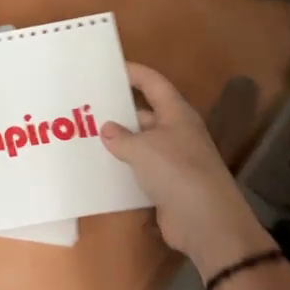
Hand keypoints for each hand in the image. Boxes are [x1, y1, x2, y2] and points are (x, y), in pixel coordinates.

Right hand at [99, 63, 273, 270]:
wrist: (206, 222)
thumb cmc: (177, 172)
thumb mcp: (143, 149)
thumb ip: (121, 137)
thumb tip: (106, 128)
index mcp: (176, 114)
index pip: (153, 83)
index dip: (133, 72)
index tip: (107, 67)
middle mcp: (176, 133)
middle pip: (144, 113)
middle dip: (117, 110)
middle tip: (84, 106)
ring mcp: (172, 160)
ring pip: (139, 143)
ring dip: (117, 141)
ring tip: (83, 135)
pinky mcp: (165, 184)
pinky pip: (138, 168)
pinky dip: (121, 167)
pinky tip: (97, 167)